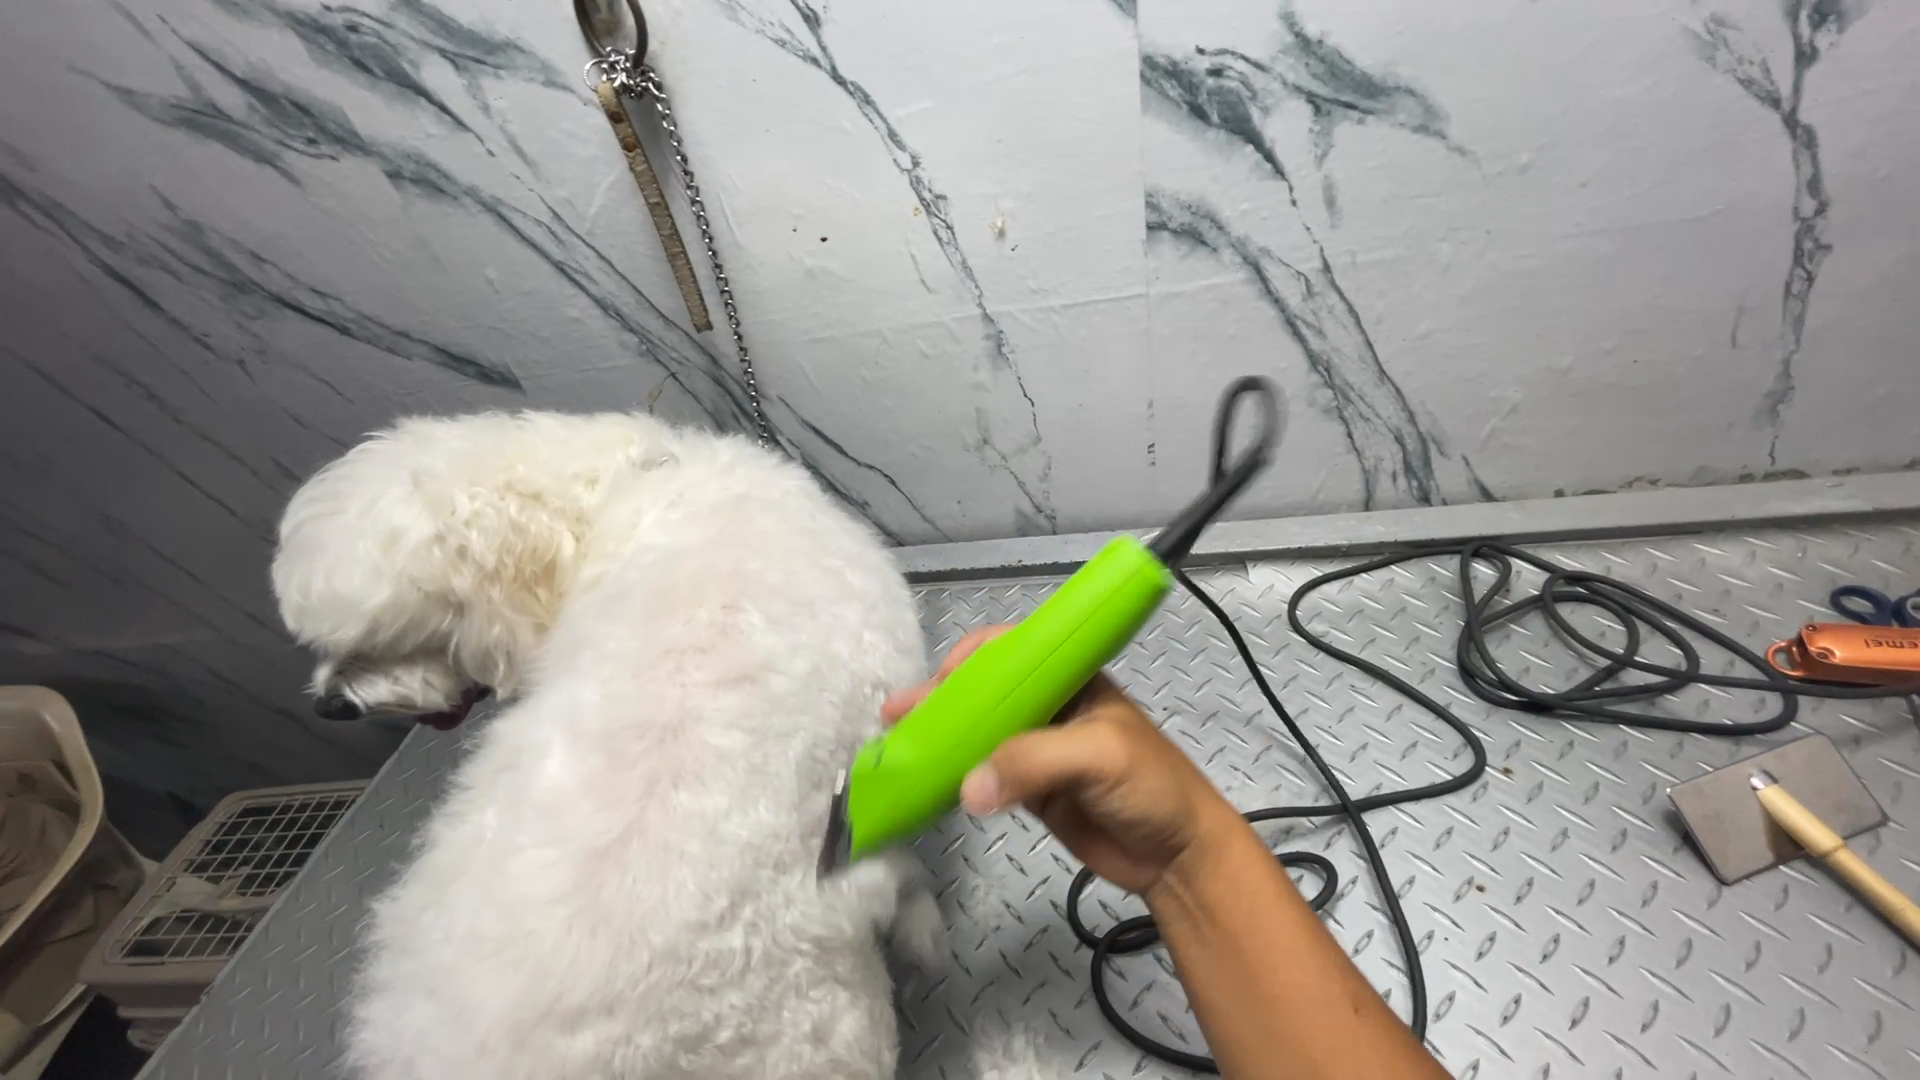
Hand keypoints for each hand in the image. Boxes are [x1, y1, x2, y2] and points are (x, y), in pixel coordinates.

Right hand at [883, 628, 1242, 896]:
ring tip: (895, 743)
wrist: (1177, 855)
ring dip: (940, 735)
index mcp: (1070, 678)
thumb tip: (966, 788)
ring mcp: (1035, 746)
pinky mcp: (1028, 786)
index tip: (941, 678)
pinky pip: (983, 771)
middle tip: (896, 713)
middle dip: (941, 697)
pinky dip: (954, 772)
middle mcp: (1048, 704)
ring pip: (979, 731)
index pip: (1013, 650)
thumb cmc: (1150, 785)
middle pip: (986, 690)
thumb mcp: (1097, 757)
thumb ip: (1032, 762)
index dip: (974, 657)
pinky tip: (924, 778)